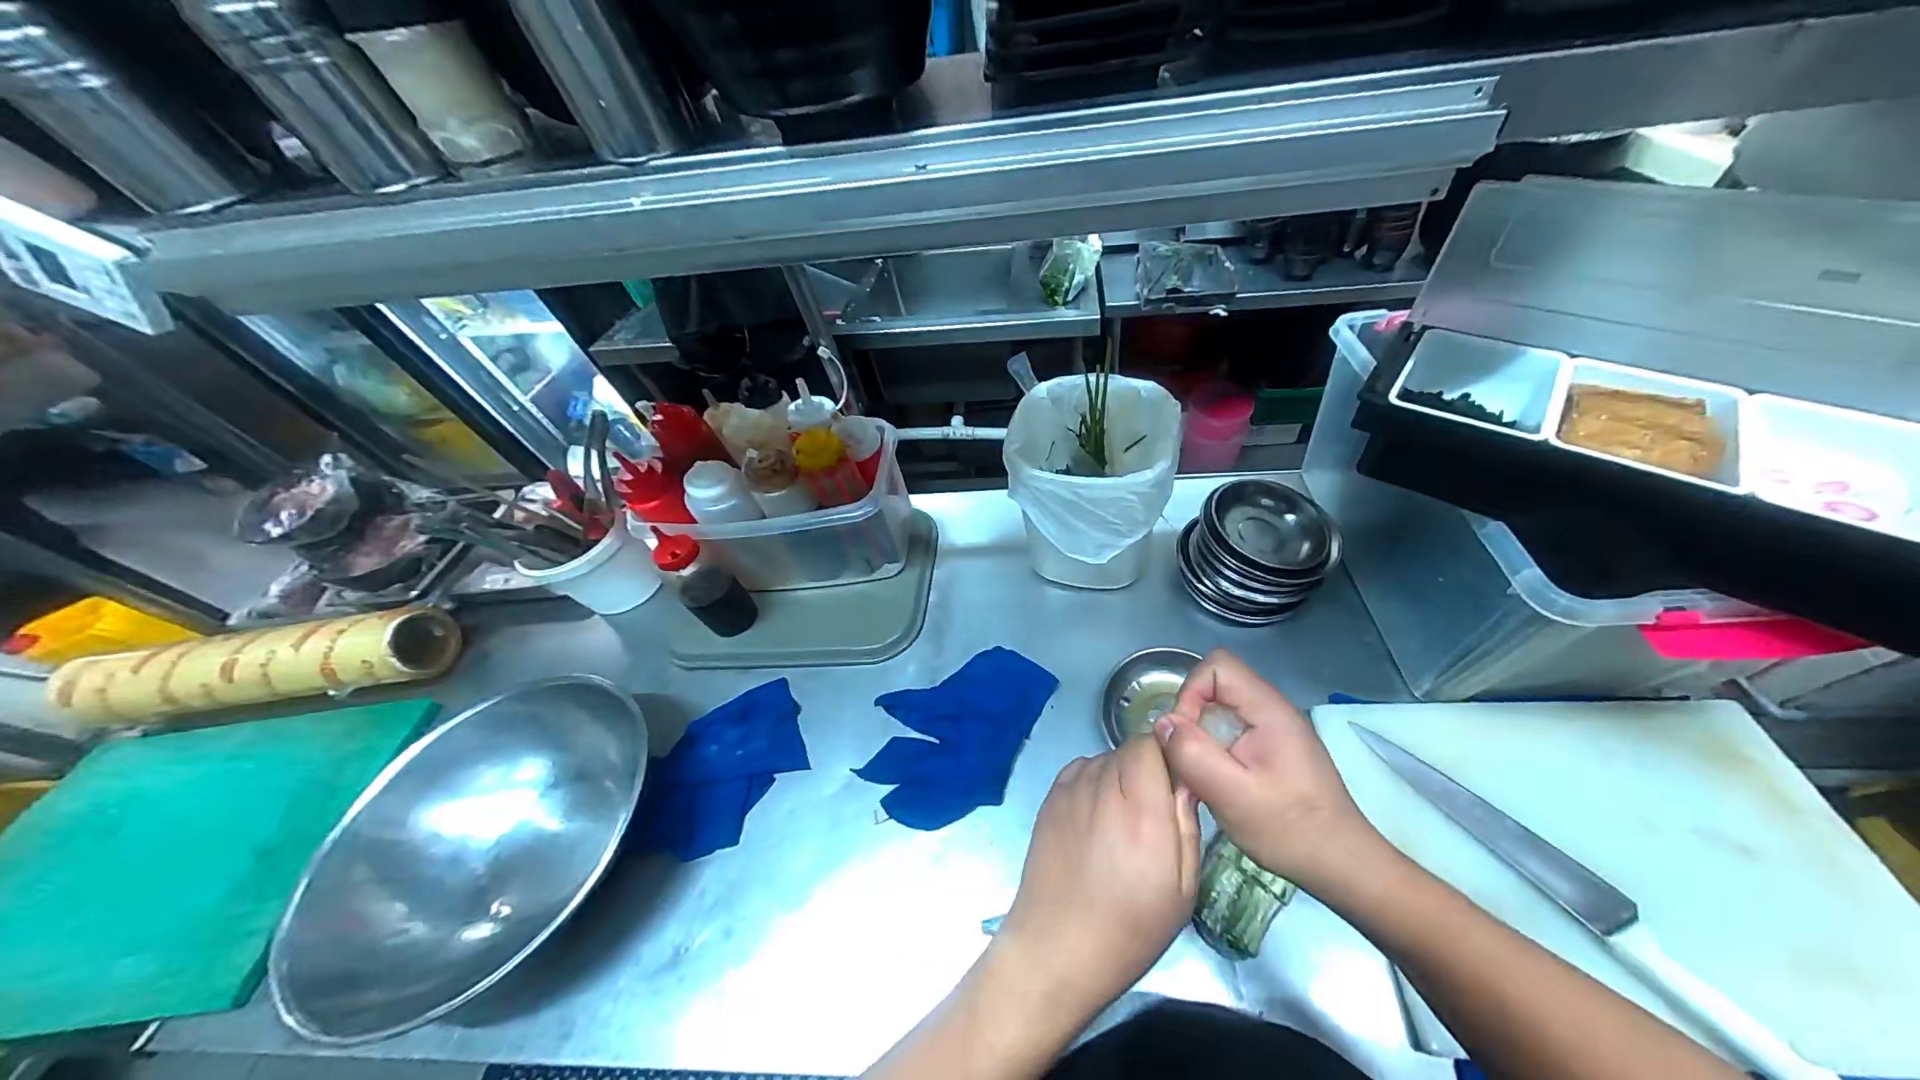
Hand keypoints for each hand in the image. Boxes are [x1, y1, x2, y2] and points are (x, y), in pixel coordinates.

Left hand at [993, 737, 1200, 1022]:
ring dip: (1118, 777)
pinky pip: (1080, 771)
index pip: (1151, 744)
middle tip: (1151, 814)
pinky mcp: (1049, 798)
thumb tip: (1185, 782)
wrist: (1057, 946)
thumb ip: (1187, 825)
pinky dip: (1093, 783)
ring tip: (1121, 823)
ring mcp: (1069, 790)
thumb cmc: (1130, 927)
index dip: (1166, 757)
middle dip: (1145, 771)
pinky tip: (1096, 820)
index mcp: (1141, 810)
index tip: (1175, 787)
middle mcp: (1101, 788)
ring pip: (1104, 759)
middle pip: (1128, 750)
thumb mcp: (1182, 889)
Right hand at [1156, 649, 1380, 889]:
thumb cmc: (1290, 829)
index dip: (1191, 693)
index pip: (1217, 667)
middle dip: (1191, 717)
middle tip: (1189, 760)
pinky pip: (1230, 731)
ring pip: (1220, 710)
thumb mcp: (1232, 795)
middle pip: (1216, 685)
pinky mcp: (1271, 749)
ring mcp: (1273, 730)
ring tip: (1200, 776)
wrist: (1341, 865)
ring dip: (1200, 737)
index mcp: (1269, 710)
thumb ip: (1193, 753)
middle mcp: (1273, 710)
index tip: (1185, 737)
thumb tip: (1162, 723)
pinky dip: (1213, 750)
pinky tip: (1215, 783)